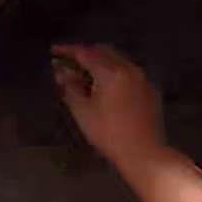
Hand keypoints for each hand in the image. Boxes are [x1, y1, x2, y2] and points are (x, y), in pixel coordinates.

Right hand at [51, 43, 170, 168]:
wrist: (144, 151)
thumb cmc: (108, 132)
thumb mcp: (82, 110)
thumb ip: (70, 87)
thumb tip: (61, 73)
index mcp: (111, 72)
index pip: (85, 53)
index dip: (67, 50)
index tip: (53, 51)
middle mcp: (129, 69)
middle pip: (103, 51)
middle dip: (84, 53)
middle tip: (66, 60)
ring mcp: (141, 79)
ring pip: (116, 60)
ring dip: (98, 61)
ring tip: (81, 72)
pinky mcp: (148, 89)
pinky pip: (126, 71)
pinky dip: (111, 71)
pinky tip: (101, 84)